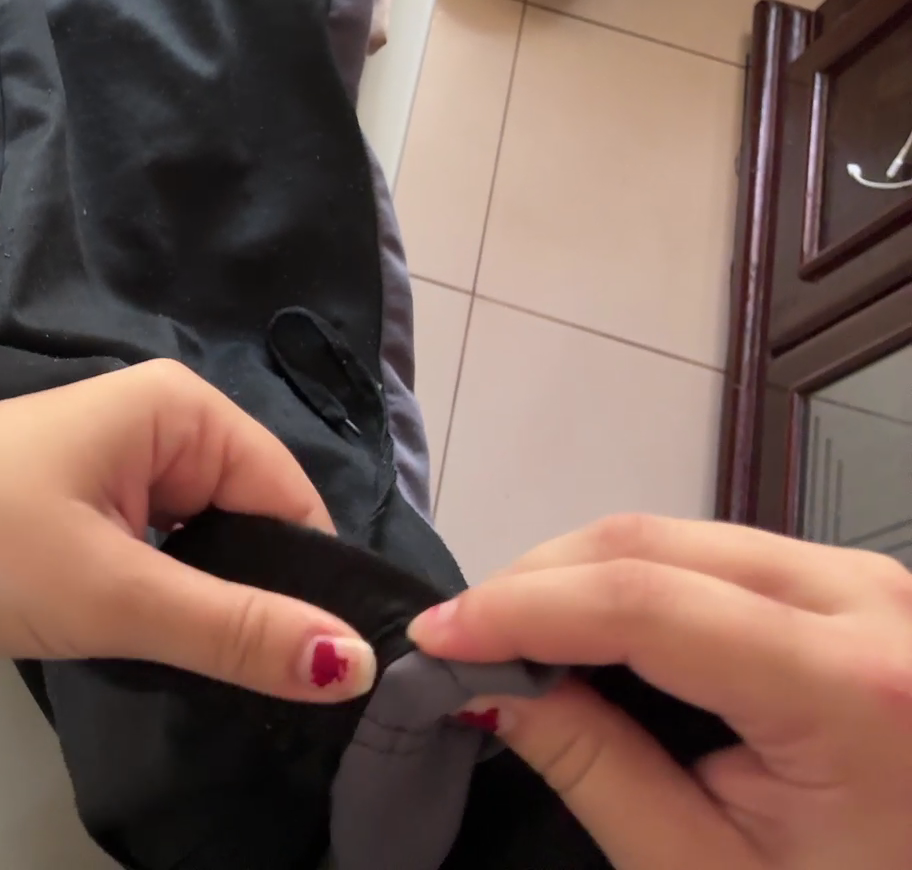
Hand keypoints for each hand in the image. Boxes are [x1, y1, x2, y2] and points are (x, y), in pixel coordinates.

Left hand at [0, 359, 378, 701]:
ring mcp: (110, 466)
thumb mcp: (115, 588)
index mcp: (173, 408)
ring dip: (208, 601)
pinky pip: (154, 550)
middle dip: (258, 594)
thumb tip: (357, 663)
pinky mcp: (79, 507)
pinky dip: (165, 596)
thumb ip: (236, 627)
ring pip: (199, 540)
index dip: (313, 579)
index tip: (335, 674)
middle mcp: (149, 423)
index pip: (287, 494)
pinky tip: (168, 645)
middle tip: (280, 690)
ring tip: (223, 675)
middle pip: (246, 516)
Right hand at [409, 514, 911, 868]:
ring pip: (664, 537)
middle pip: (644, 547)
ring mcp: (876, 589)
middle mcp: (880, 606)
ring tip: (519, 638)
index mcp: (866, 693)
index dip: (513, 609)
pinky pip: (700, 553)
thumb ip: (585, 760)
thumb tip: (468, 679)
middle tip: (466, 640)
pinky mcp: (860, 592)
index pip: (640, 604)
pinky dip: (620, 581)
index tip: (430, 638)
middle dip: (530, 585)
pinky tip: (591, 632)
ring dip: (568, 579)